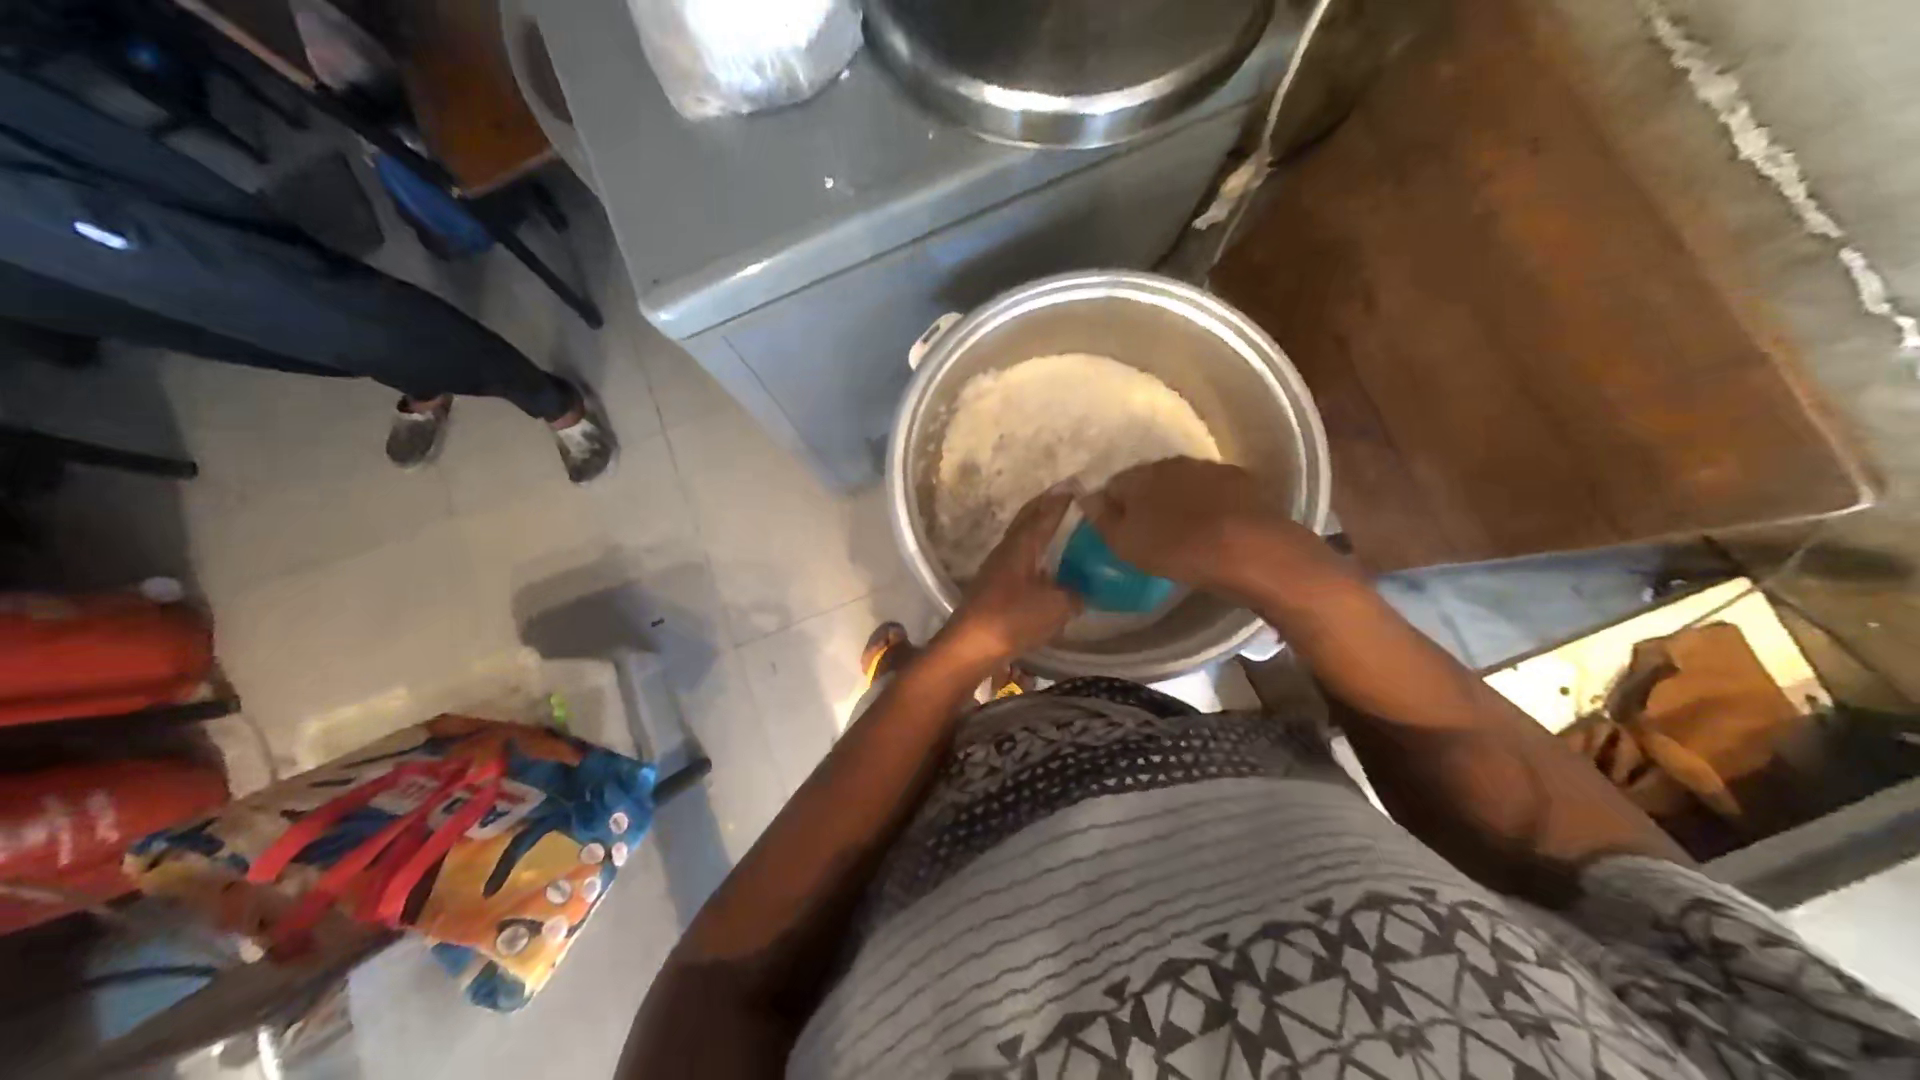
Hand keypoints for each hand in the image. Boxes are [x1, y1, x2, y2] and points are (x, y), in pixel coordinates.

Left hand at [940, 489, 1081, 665]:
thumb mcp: (1057, 606)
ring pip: (1022, 538)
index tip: (1077, 484)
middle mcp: (1007, 549)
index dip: (1061, 500)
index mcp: (1022, 545)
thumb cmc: (1013, 619)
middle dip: (1046, 506)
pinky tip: (1045, 563)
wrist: (970, 646)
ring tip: (1061, 528)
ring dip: (1039, 528)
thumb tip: (1082, 589)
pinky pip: (1020, 558)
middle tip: (1068, 498)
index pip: (1044, 513)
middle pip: (1027, 519)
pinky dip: (1035, 552)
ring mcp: (997, 567)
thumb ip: (1075, 593)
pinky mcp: (993, 586)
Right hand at [1085, 457, 1296, 591]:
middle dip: (1147, 500)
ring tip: (1184, 529)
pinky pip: (1215, 491)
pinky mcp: (1241, 480)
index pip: (1113, 485)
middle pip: (1149, 480)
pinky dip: (1210, 503)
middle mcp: (1171, 463)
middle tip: (1150, 531)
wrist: (1248, 548)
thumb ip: (1102, 519)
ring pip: (1183, 482)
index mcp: (1138, 476)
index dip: (1113, 507)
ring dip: (1179, 500)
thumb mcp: (1125, 544)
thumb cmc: (1176, 548)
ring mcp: (1209, 468)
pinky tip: (1216, 526)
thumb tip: (1087, 496)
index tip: (1119, 530)